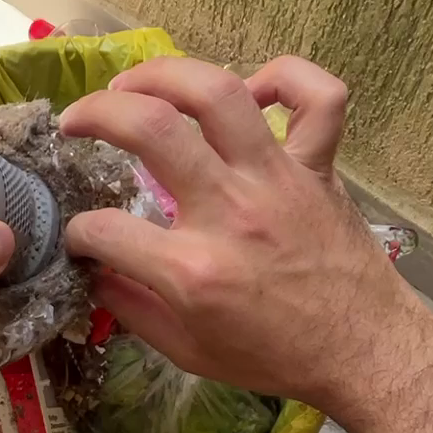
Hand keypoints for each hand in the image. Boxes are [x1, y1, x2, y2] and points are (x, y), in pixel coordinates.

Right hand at [59, 56, 432, 427]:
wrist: (357, 351)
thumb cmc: (268, 357)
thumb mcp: (185, 352)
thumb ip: (131, 309)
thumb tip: (94, 273)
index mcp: (190, 270)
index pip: (104, 230)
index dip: (76, 233)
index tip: (78, 239)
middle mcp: (228, 212)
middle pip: (151, 129)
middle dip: (97, 115)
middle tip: (75, 123)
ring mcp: (276, 180)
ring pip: (218, 93)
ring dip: (163, 75)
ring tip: (133, 84)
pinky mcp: (317, 166)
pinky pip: (316, 96)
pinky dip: (283, 78)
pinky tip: (251, 92)